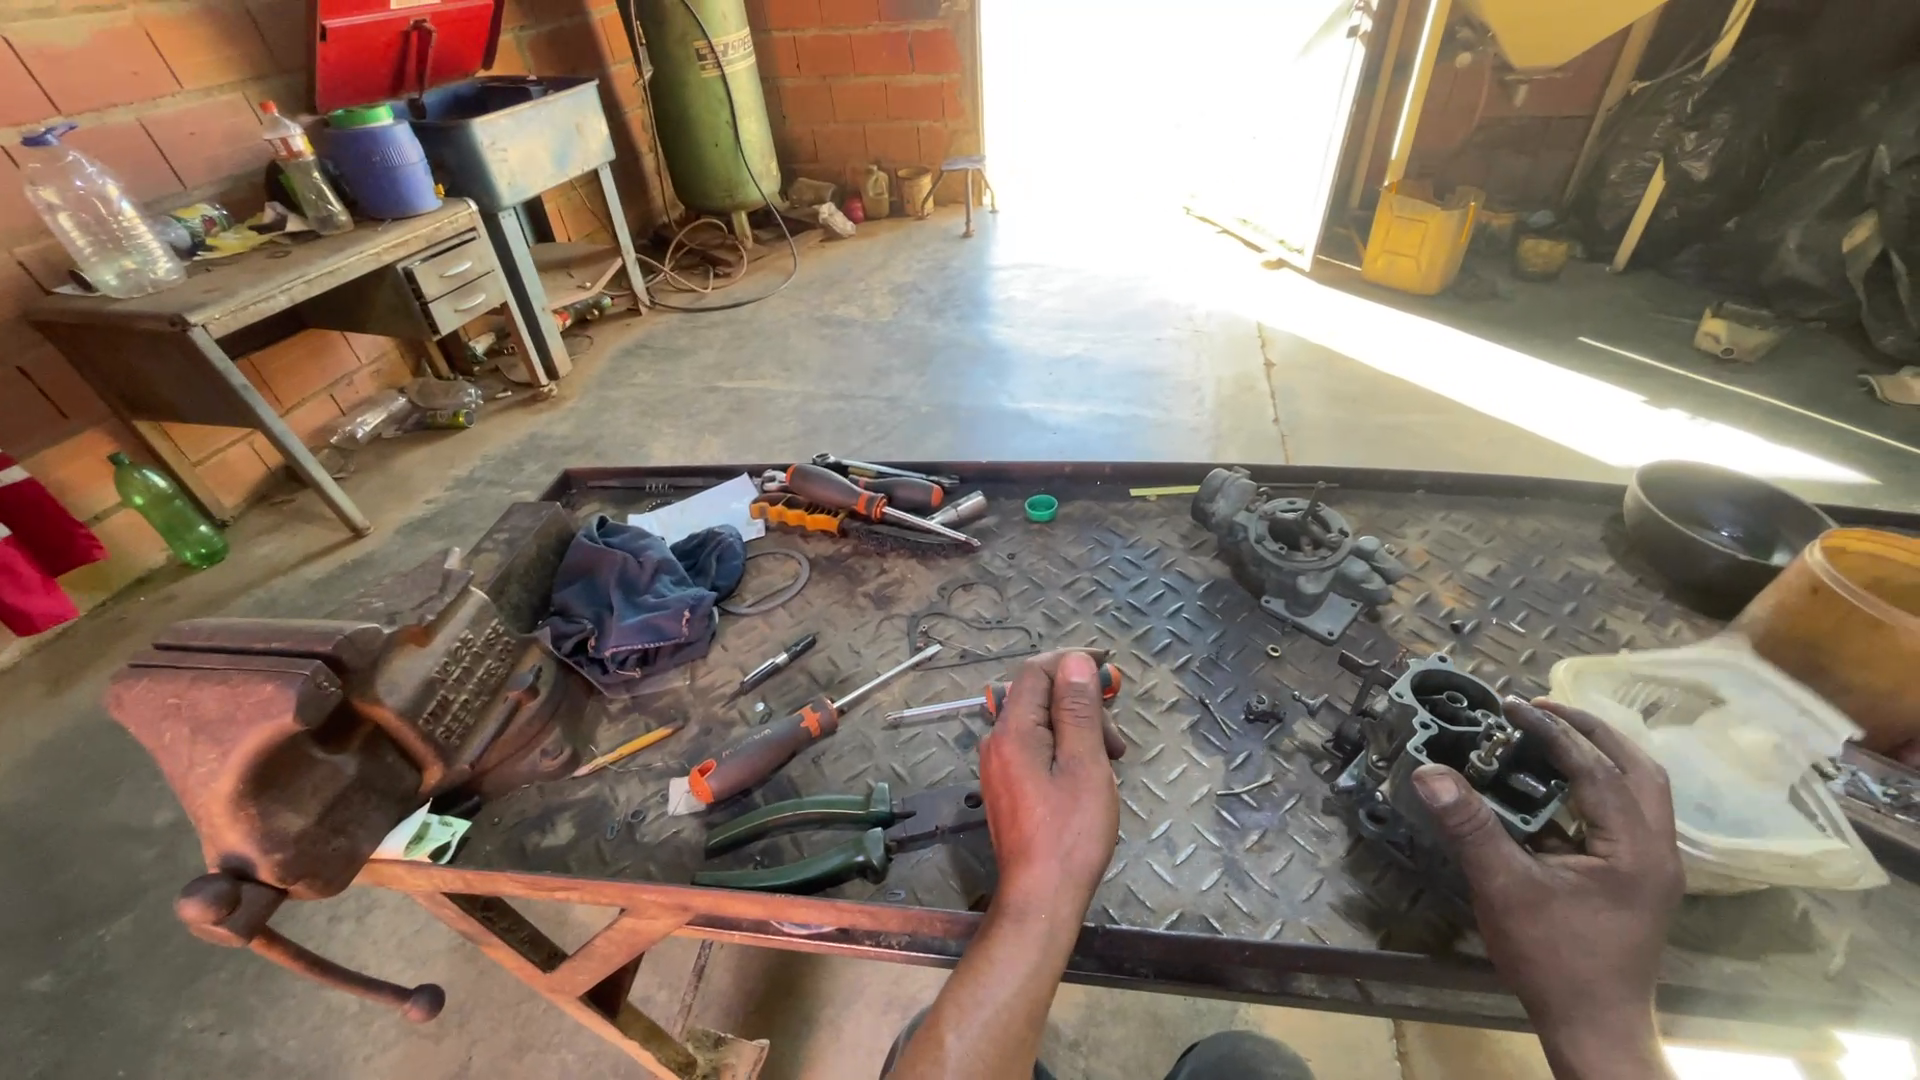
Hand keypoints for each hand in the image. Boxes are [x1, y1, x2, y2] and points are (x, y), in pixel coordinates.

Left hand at [978, 650, 1124, 914]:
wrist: (1041, 897)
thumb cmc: (1070, 833)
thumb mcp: (1085, 764)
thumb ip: (1078, 709)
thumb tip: (1075, 661)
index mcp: (1012, 730)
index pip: (1036, 671)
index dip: (1071, 663)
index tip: (1108, 671)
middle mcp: (996, 741)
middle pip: (1038, 697)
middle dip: (1080, 704)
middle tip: (1117, 739)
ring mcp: (998, 765)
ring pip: (1039, 724)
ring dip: (1077, 729)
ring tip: (1110, 761)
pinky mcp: (1006, 786)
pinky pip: (1034, 748)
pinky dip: (1064, 748)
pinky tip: (1088, 774)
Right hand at [1411, 698, 1683, 1044]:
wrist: (1594, 1026)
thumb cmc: (1554, 957)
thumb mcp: (1503, 888)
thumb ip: (1470, 827)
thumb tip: (1428, 771)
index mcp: (1635, 850)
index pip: (1598, 770)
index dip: (1553, 732)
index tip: (1510, 706)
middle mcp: (1658, 851)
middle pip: (1640, 770)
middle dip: (1591, 731)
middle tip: (1539, 708)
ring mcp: (1653, 867)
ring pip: (1640, 791)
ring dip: (1598, 755)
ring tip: (1547, 734)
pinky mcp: (1636, 879)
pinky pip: (1624, 813)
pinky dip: (1593, 784)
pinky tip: (1552, 786)